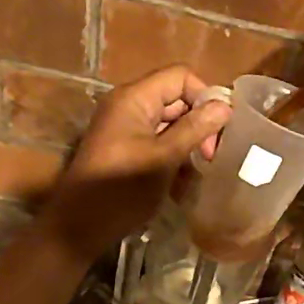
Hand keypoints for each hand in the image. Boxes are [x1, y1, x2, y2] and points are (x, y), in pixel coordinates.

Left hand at [39, 65, 231, 257]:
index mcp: (134, 98)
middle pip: (176, 97)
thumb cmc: (120, 190)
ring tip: (202, 167)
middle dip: (200, 122)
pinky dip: (175, 152)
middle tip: (212, 156)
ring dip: (190, 140)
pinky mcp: (126, 147)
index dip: (204, 97)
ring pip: (171, 120)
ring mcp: (126, 126)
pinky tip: (184, 176)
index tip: (219, 130)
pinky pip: (159, 138)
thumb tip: (225, 106)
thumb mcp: (163, 159)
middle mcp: (129, 104)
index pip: (180, 77)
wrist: (78, 227)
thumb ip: (194, 129)